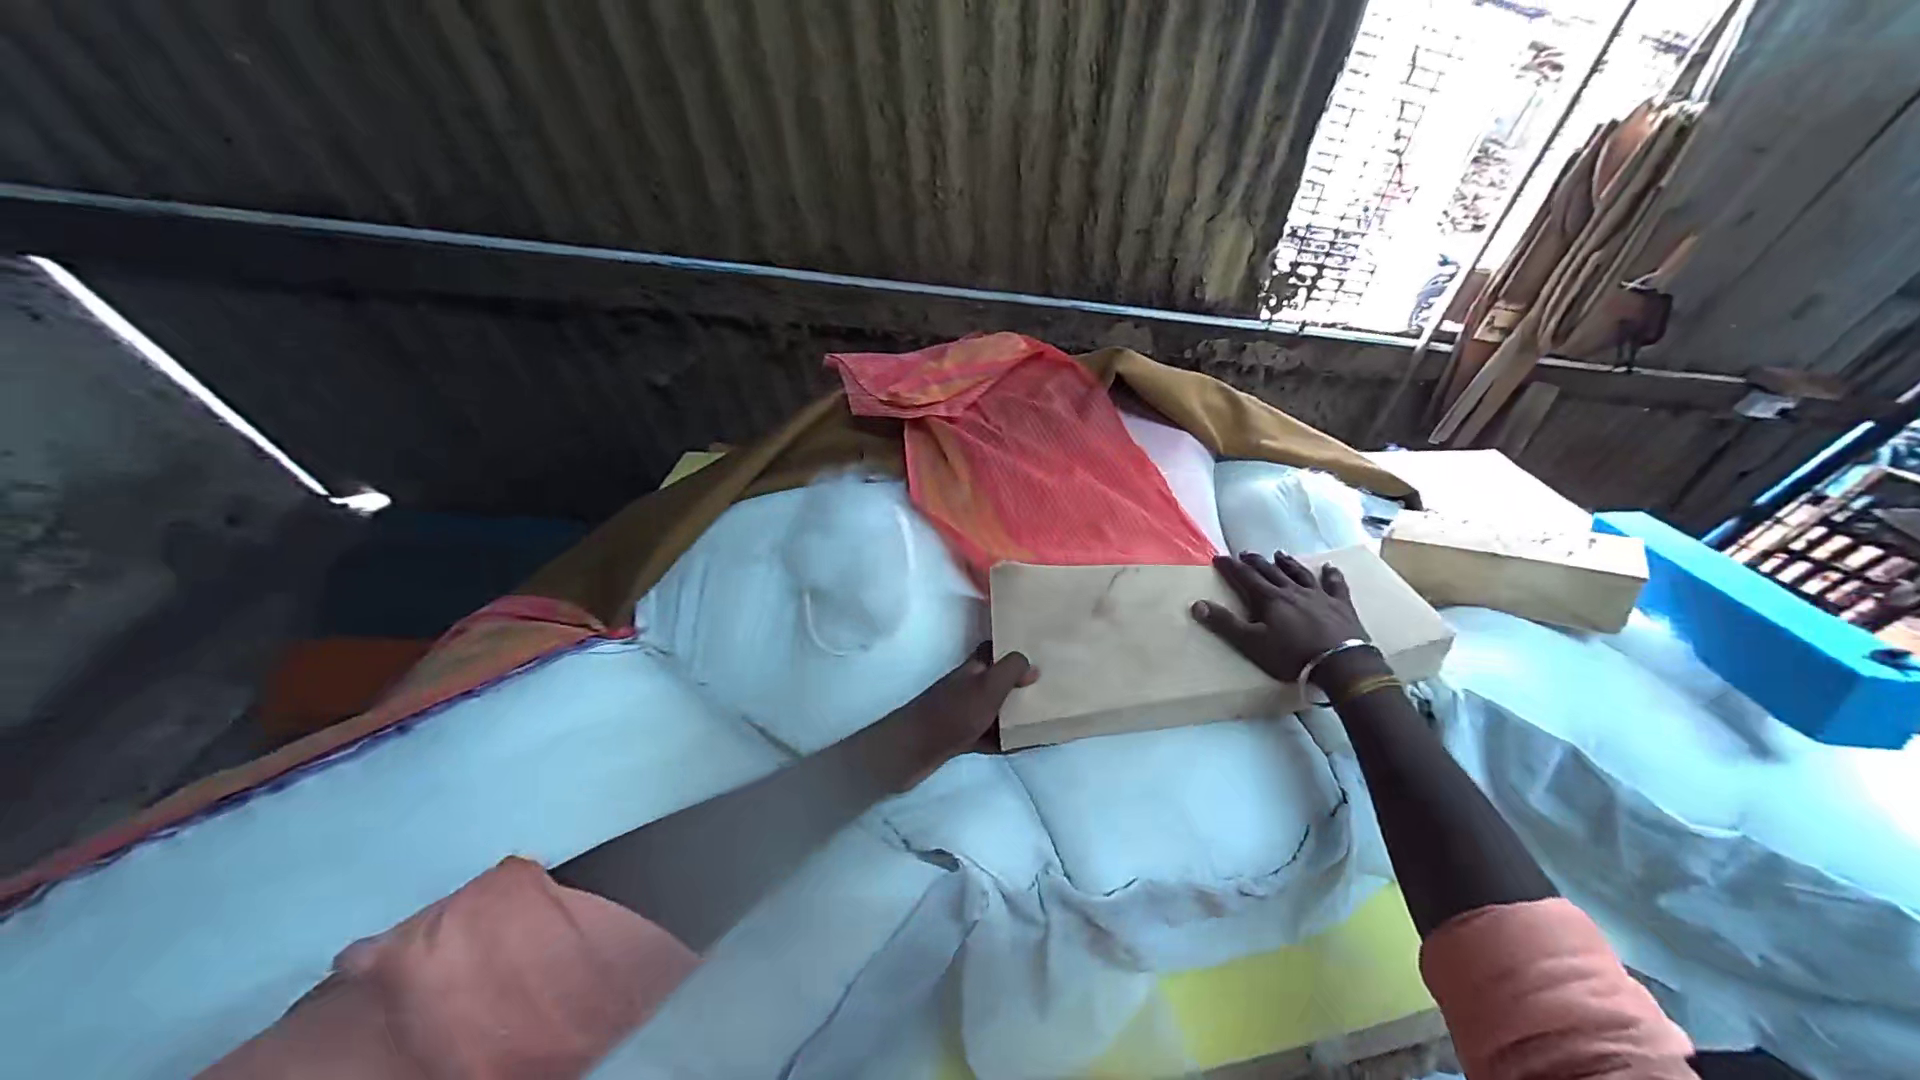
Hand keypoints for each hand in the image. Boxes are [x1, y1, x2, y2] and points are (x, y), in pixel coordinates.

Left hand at [871, 647, 1036, 789]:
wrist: (914, 750)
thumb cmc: (953, 713)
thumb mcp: (987, 686)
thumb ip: (1011, 670)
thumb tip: (1033, 665)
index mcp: (975, 668)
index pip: (996, 649)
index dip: (1016, 647)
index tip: (1043, 651)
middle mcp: (970, 686)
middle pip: (1001, 680)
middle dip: (1024, 684)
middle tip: (1054, 687)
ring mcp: (966, 712)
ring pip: (999, 709)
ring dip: (1019, 713)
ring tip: (1048, 716)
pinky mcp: (963, 738)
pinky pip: (993, 736)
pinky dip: (1009, 739)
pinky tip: (1029, 743)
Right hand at [1190, 551, 1371, 685]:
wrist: (1340, 664)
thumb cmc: (1291, 655)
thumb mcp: (1252, 642)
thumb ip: (1225, 623)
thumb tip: (1197, 604)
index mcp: (1270, 598)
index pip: (1245, 577)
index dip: (1230, 567)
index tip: (1218, 558)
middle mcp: (1293, 591)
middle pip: (1270, 571)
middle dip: (1256, 562)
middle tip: (1245, 554)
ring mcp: (1319, 596)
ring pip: (1299, 574)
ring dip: (1287, 563)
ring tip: (1279, 554)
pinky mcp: (1341, 605)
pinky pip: (1335, 585)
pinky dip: (1331, 575)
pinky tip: (1330, 567)